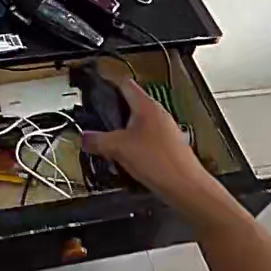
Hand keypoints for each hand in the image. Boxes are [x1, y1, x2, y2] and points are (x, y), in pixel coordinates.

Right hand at [81, 79, 229, 215]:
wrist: (184, 186)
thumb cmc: (160, 162)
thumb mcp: (118, 148)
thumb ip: (97, 140)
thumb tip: (85, 138)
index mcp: (147, 106)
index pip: (125, 84)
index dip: (108, 85)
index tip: (96, 91)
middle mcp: (159, 114)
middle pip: (131, 106)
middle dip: (113, 116)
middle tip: (99, 124)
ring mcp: (165, 130)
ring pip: (138, 125)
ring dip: (124, 134)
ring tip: (111, 146)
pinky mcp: (168, 147)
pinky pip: (147, 141)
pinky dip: (135, 147)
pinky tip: (127, 162)